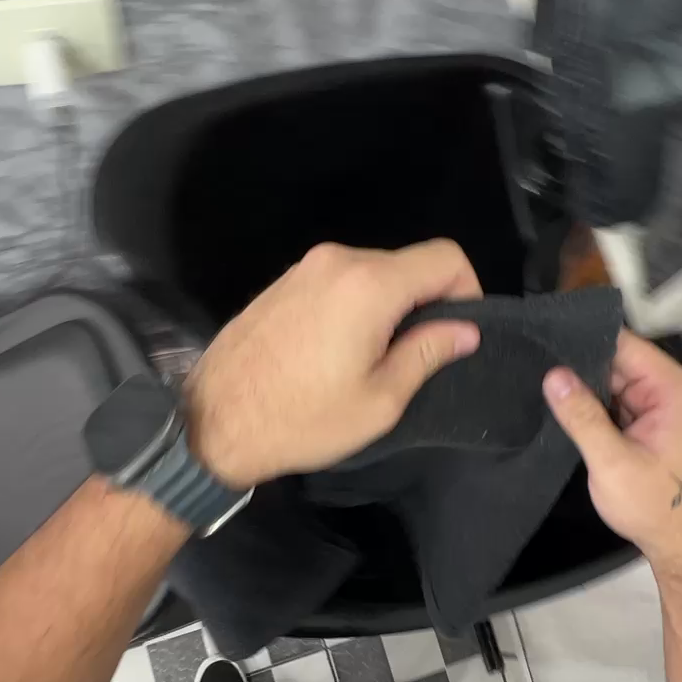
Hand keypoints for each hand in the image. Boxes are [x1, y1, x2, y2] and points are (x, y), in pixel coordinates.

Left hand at [186, 240, 482, 487]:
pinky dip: (357, 305)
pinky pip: (339, 282)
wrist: (213, 423)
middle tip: (417, 356)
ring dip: (390, 306)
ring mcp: (304, 268)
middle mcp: (337, 261)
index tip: (458, 332)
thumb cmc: (302, 420)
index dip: (468, 290)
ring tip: (376, 359)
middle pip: (408, 263)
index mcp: (368, 284)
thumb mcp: (379, 401)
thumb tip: (465, 330)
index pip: (445, 257)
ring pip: (374, 273)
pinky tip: (339, 351)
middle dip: (426, 303)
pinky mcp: (282, 283)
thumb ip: (427, 354)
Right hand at [543, 330, 681, 571]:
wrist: (681, 543)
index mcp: (674, 389)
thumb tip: (553, 376)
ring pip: (614, 382)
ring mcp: (663, 406)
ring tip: (547, 391)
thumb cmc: (654, 505)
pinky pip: (617, 402)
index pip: (625, 345)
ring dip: (587, 390)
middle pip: (618, 361)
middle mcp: (673, 390)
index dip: (586, 343)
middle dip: (582, 368)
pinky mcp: (651, 423)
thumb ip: (581, 416)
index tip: (546, 342)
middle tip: (537, 372)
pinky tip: (569, 412)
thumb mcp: (611, 460)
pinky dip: (596, 408)